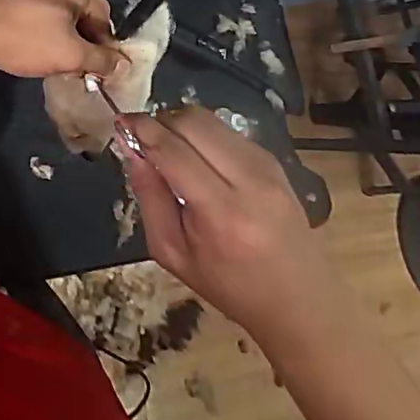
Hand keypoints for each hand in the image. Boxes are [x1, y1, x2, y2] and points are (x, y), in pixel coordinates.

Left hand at [0, 0, 122, 78]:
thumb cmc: (26, 39)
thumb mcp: (70, 54)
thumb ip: (101, 59)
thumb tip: (123, 63)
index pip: (105, 17)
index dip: (106, 46)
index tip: (100, 71)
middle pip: (85, 15)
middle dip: (86, 43)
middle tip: (81, 70)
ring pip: (65, 17)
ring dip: (67, 41)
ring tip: (60, 64)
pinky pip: (45, 16)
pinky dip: (49, 34)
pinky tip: (40, 52)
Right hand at [120, 106, 340, 343]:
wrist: (298, 299)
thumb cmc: (229, 286)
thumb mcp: (174, 254)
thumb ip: (149, 198)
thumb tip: (132, 150)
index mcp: (221, 213)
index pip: (174, 151)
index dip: (143, 129)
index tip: (121, 120)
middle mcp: (249, 180)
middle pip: (193, 123)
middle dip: (161, 121)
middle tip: (143, 137)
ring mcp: (267, 166)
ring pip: (211, 120)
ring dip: (181, 124)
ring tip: (168, 147)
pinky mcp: (275, 159)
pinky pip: (227, 131)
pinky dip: (203, 135)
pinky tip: (198, 158)